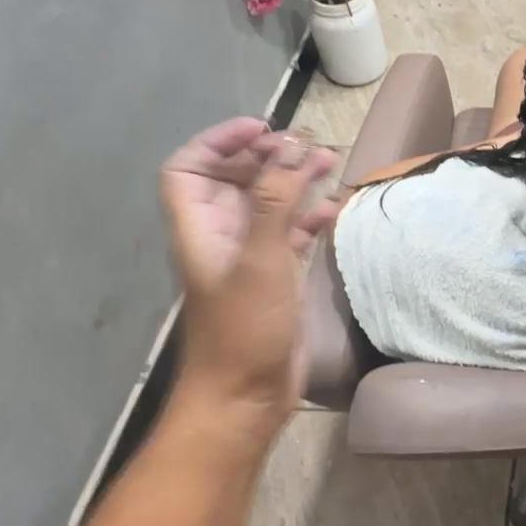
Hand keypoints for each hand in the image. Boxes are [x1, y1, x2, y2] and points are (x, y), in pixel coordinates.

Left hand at [160, 119, 340, 432]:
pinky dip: (310, 216)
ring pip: (268, 204)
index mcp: (201, 229)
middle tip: (303, 144)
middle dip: (265, 156)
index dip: (218, 142)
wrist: (246, 396)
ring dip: (293, 181)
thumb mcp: (261, 260)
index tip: (263, 129)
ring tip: (329, 163)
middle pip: (233, 180)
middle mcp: (222, 237)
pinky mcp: (277, 278)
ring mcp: (251, 258)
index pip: (190, 169)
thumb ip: (276, 202)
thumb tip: (292, 148)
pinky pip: (292, 233)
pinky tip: (335, 208)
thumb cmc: (245, 328)